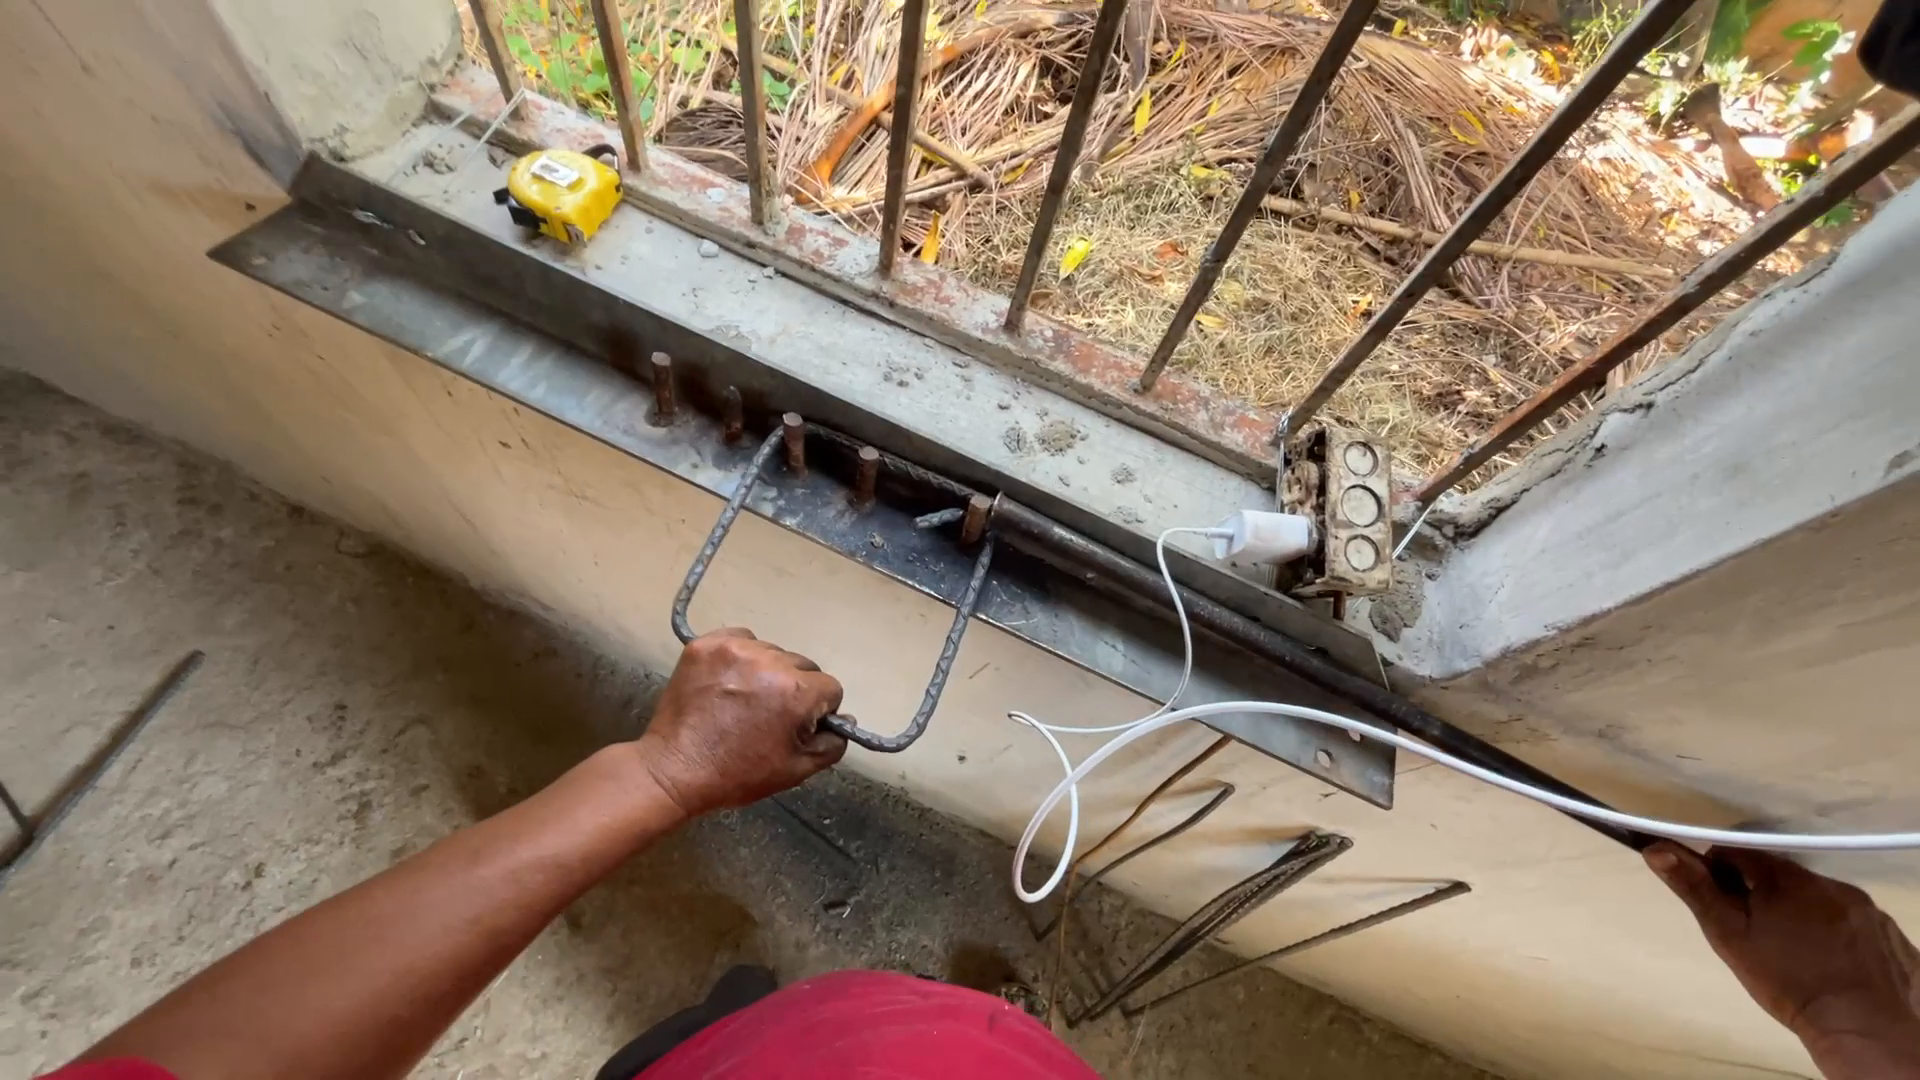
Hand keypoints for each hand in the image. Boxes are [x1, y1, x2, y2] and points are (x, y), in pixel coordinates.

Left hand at [637, 628, 847, 817]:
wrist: (673, 770)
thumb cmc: (738, 774)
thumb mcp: (796, 770)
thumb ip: (832, 743)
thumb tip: (842, 720)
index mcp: (796, 692)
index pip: (829, 688)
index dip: (817, 710)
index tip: (795, 725)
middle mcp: (770, 662)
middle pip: (802, 666)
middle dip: (794, 688)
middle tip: (768, 714)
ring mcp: (735, 649)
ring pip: (772, 652)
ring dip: (767, 671)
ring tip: (744, 698)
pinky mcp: (707, 644)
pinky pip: (741, 638)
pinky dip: (741, 655)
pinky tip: (729, 679)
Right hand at [1646, 842, 1919, 1069]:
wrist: (1867, 1034)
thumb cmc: (1786, 980)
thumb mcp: (1727, 933)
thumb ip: (1693, 887)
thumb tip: (1655, 847)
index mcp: (1788, 879)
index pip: (1737, 853)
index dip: (1717, 873)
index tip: (1719, 903)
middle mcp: (1835, 886)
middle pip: (1779, 876)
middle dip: (1760, 894)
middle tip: (1751, 929)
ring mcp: (1873, 914)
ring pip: (1817, 899)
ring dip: (1799, 911)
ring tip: (1792, 948)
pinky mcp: (1897, 940)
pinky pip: (1852, 922)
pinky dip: (1836, 933)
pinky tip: (1829, 961)